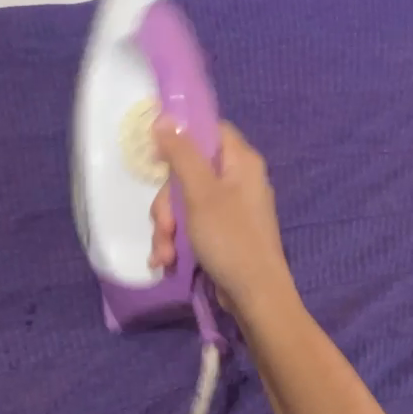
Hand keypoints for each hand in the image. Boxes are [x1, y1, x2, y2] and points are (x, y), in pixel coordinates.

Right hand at [148, 119, 296, 318]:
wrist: (255, 295)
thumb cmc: (230, 238)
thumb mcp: (200, 193)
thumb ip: (181, 154)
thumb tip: (164, 118)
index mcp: (241, 162)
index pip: (210, 132)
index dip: (181, 139)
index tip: (157, 157)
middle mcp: (238, 181)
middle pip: (189, 174)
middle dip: (168, 205)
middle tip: (166, 226)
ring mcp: (231, 211)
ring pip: (184, 205)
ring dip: (168, 230)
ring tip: (165, 255)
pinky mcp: (223, 236)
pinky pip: (192, 228)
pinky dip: (177, 244)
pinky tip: (166, 262)